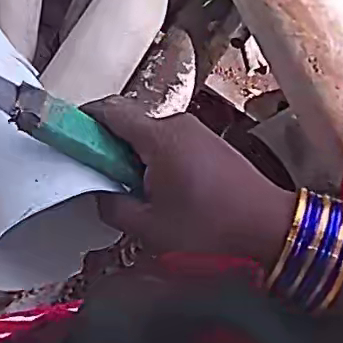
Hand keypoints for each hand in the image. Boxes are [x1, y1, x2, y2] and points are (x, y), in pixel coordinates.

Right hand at [84, 96, 296, 265]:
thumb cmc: (212, 231)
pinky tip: (157, 191)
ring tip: (131, 191)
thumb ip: (113, 206)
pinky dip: (153, 160)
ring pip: (148, 135)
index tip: (66, 134)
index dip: (82, 119)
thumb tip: (100, 194)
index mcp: (159, 138)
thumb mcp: (149, 227)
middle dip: (107, 145)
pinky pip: (168, 143)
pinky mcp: (209, 144)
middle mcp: (178, 125)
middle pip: (128, 122)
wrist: (275, 232)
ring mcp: (197, 132)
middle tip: (98, 176)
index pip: (109, 110)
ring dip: (131, 156)